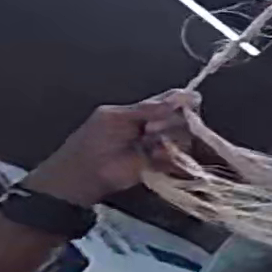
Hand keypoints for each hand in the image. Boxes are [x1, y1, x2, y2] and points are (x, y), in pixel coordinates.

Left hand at [21, 90, 197, 205]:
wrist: (84, 174)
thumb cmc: (93, 142)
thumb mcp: (113, 117)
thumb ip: (147, 107)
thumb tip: (184, 97)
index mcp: (149, 110)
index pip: (178, 99)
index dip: (186, 99)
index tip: (187, 103)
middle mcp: (162, 124)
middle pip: (186, 116)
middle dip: (171, 121)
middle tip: (149, 129)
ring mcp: (166, 143)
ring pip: (187, 135)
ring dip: (170, 139)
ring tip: (148, 145)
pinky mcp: (167, 162)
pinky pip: (183, 155)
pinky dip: (171, 155)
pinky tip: (154, 156)